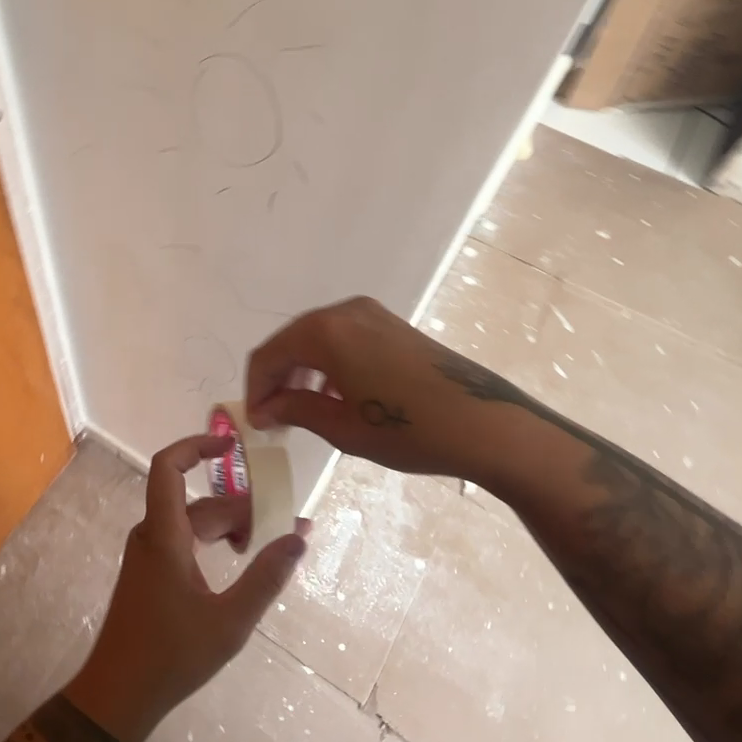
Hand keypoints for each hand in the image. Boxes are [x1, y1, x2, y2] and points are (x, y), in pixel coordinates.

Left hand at [63, 434, 308, 741]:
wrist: (119, 694)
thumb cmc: (171, 656)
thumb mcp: (230, 622)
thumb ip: (264, 578)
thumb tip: (298, 538)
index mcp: (163, 536)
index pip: (167, 467)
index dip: (196, 446)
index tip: (232, 446)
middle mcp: (152, 536)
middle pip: (198, 502)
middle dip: (242, 506)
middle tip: (286, 523)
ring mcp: (149, 555)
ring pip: (195, 524)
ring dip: (232, 528)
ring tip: (270, 545)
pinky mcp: (152, 574)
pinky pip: (187, 542)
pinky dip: (216, 544)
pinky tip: (242, 562)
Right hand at [245, 295, 499, 481]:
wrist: (486, 424)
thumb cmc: (408, 430)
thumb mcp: (342, 427)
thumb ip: (295, 410)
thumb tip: (264, 410)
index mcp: (325, 332)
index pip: (270, 356)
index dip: (256, 390)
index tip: (255, 423)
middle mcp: (344, 312)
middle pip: (291, 342)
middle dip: (277, 379)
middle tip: (274, 418)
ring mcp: (372, 314)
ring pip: (316, 338)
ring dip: (301, 371)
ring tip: (301, 411)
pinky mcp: (392, 324)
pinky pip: (342, 338)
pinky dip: (327, 363)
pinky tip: (334, 395)